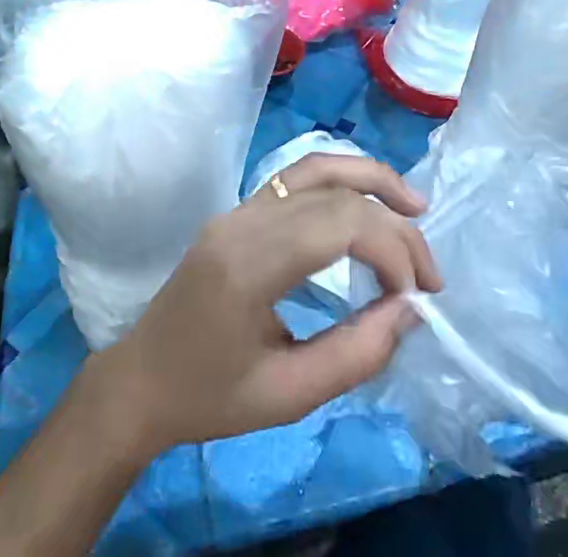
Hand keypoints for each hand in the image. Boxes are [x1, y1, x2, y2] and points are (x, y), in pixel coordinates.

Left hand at [93, 153, 442, 454]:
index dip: (391, 251)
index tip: (415, 298)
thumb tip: (410, 310)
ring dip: (373, 182)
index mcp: (248, 266)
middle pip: (338, 196)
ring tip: (416, 208)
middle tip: (428, 276)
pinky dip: (343, 181)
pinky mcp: (239, 211)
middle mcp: (243, 222)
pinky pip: (298, 177)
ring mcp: (238, 210)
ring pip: (317, 169)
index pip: (340, 225)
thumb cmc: (208, 399)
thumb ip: (356, 354)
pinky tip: (368, 201)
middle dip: (394, 229)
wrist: (138, 383)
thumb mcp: (287, 396)